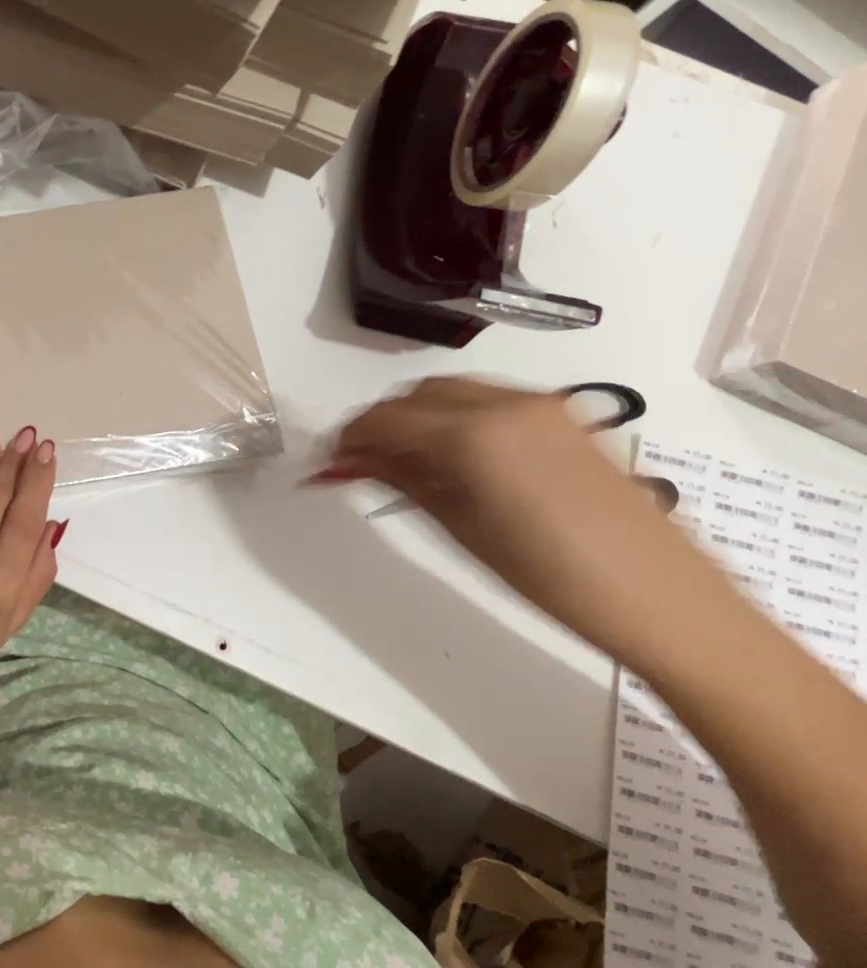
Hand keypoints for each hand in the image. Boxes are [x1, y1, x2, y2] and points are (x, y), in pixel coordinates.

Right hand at [314, 378, 691, 644]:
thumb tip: (345, 462)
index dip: (349, 439)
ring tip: (409, 465)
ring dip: (421, 418)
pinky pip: (493, 402)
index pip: (384, 418)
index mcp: (472, 433)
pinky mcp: (567, 420)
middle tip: (363, 466)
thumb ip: (398, 478)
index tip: (330, 465)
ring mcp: (543, 407)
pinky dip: (460, 418)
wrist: (660, 597)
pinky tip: (457, 460)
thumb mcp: (458, 525)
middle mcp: (507, 405)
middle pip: (418, 395)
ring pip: (455, 392)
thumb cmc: (548, 574)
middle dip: (383, 425)